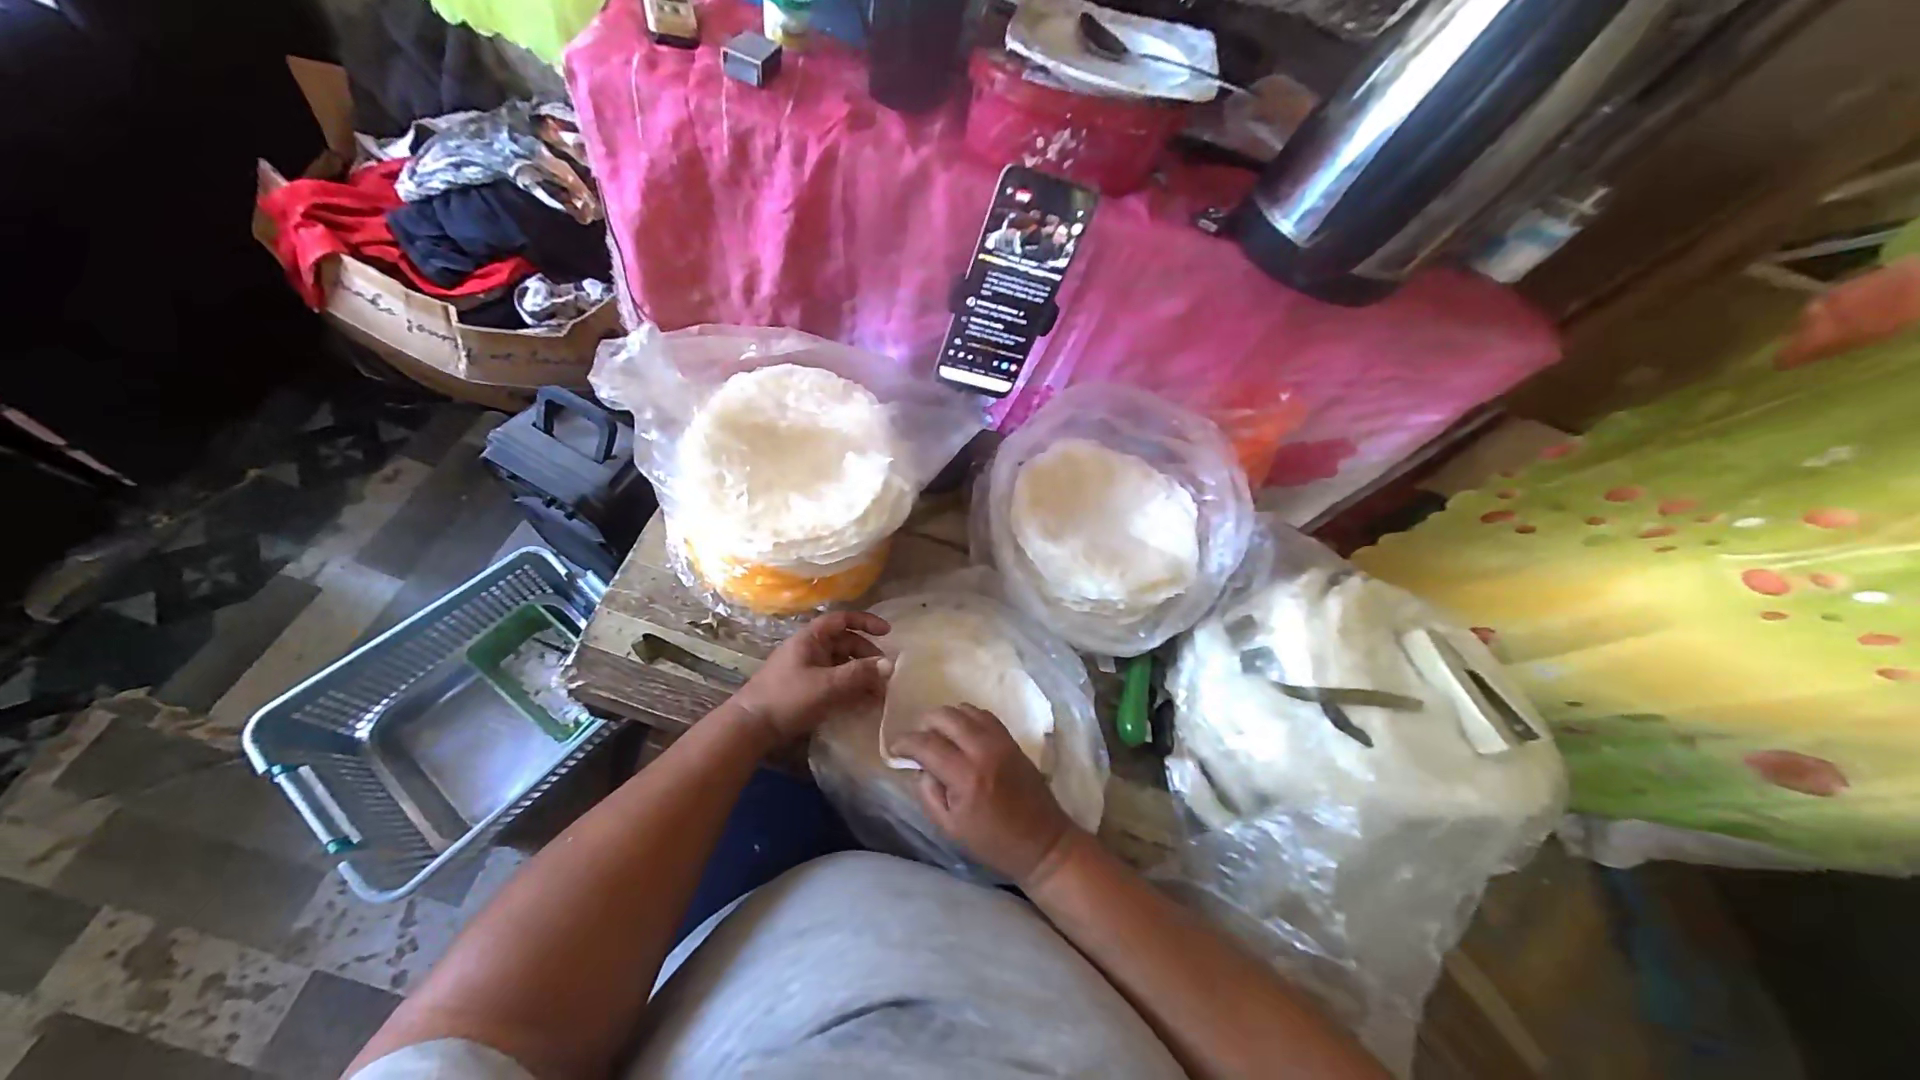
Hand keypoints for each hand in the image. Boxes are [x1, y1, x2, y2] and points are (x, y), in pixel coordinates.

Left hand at [730, 611, 891, 747]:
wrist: (752, 727)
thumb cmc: (788, 698)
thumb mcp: (827, 685)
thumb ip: (859, 674)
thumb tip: (890, 665)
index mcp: (811, 639)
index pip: (842, 620)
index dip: (866, 622)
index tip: (887, 632)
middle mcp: (810, 650)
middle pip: (846, 644)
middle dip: (868, 656)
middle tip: (886, 673)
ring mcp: (808, 670)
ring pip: (842, 665)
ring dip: (862, 675)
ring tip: (880, 692)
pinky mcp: (807, 690)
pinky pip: (835, 682)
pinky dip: (851, 688)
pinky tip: (865, 702)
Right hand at [891, 704, 1080, 886]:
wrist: (1043, 841)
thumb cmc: (993, 842)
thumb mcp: (949, 827)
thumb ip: (928, 793)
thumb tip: (919, 767)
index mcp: (965, 776)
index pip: (926, 744)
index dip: (905, 742)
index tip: (895, 749)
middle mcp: (983, 750)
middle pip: (945, 716)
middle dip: (924, 725)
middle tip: (918, 742)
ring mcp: (1001, 741)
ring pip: (964, 709)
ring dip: (946, 718)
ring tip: (939, 736)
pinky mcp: (1012, 740)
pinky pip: (984, 715)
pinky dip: (967, 718)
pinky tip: (961, 734)